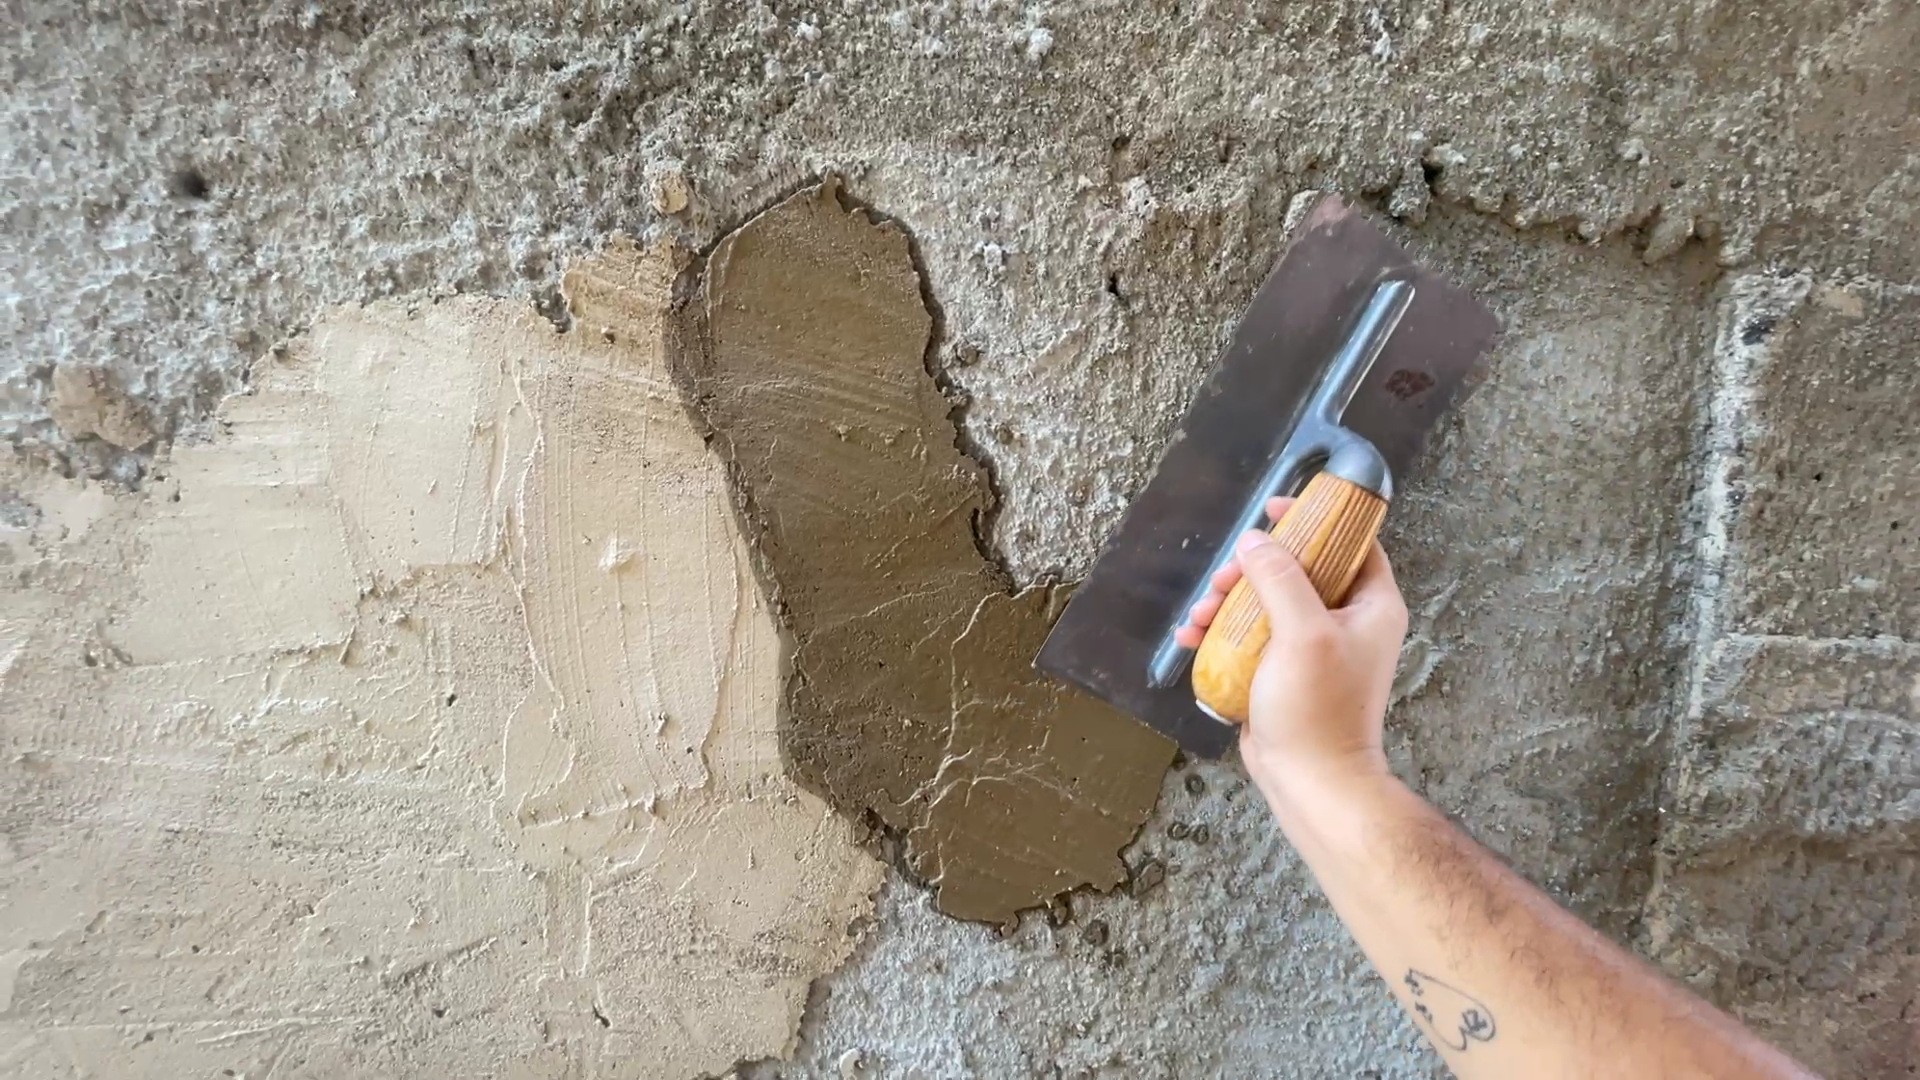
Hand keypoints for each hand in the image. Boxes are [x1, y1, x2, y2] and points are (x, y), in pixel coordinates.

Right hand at [1174, 497, 1409, 793]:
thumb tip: (1254, 541)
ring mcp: (1311, 646)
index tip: (1275, 509)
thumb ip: (1281, 580)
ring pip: (1266, 601)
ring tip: (1200, 614)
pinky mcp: (1282, 668)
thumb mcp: (1302, 634)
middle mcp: (1345, 621)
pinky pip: (1250, 633)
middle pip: (1296, 570)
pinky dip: (1221, 630)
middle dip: (1252, 569)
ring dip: (1228, 600)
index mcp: (1370, 606)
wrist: (1310, 780)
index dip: (1315, 520)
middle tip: (1224, 578)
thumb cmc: (1318, 709)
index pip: (1351, 543)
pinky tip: (1193, 636)